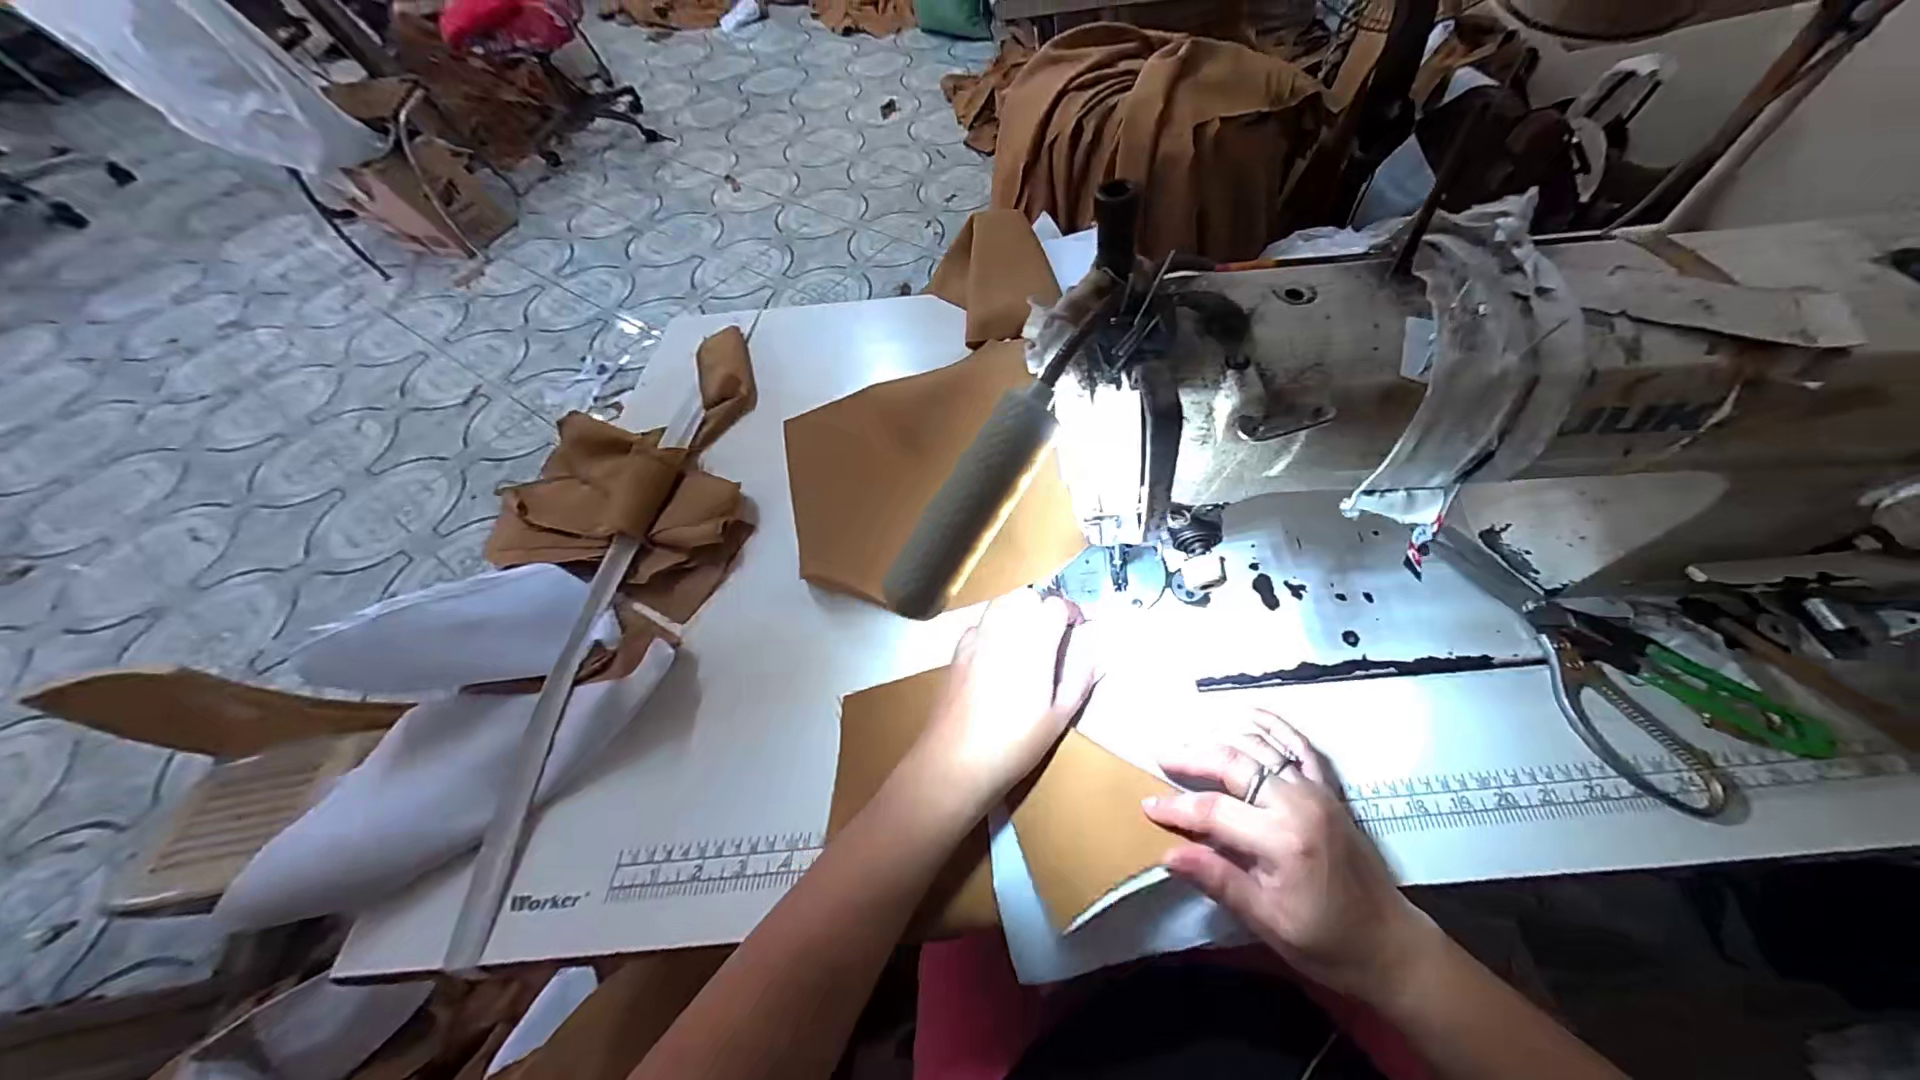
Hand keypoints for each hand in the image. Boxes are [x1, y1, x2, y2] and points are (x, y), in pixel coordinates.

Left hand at [907, 591, 1097, 808]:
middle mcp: (1003, 630)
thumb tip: (1098, 654)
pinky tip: (999, 653)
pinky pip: (980, 623)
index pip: (1055, 605)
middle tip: (1055, 633)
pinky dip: (995, 626)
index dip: (1071, 612)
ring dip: (1019, 611)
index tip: (1078, 628)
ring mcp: (976, 637)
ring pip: (1001, 603)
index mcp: (1034, 643)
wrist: (955, 759)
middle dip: (1044, 607)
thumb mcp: (1058, 717)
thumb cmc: (1014, 743)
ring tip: (1028, 639)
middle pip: (1026, 596)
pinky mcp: (957, 650)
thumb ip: (1079, 679)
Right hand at [1142, 710, 1437, 1002]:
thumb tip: (1167, 855)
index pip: (1214, 811)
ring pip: (1260, 749)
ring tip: (1192, 744)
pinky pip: (1299, 747)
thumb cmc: (1326, 942)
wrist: (1392, 946)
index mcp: (1282, 840)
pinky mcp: (1330, 791)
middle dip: (1193, 758)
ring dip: (1223, 741)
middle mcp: (1299, 804)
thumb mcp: (1267, 921)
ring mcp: (1317, 792)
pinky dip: (1274, 727)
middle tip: (1163, 758)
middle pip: (1234, 764)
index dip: (1176, 808)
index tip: (1147, 806)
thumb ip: (1217, 879)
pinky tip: (1250, 714)